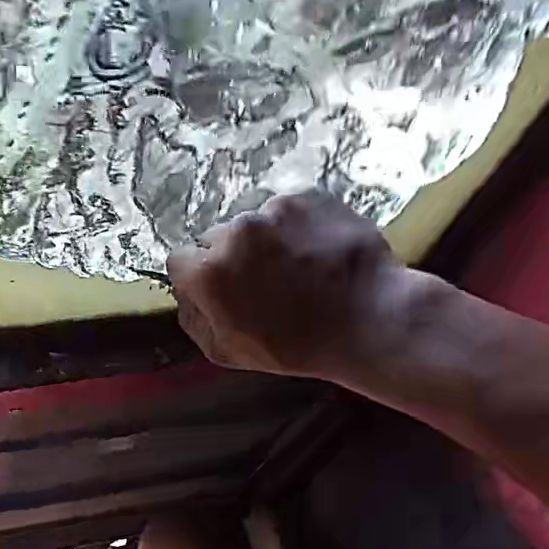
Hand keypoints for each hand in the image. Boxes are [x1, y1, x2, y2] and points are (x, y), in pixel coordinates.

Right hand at [165, 190, 436, 385]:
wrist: (369, 319)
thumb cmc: (294, 346)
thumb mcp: (226, 352)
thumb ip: (193, 319)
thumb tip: (184, 294)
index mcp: (208, 273)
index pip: (179, 259)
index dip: (197, 277)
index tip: (220, 290)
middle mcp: (234, 232)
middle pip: (215, 238)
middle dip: (230, 257)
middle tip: (262, 282)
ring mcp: (272, 211)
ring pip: (252, 223)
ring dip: (263, 242)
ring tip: (295, 269)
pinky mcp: (307, 196)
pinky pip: (285, 211)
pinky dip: (294, 228)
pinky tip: (314, 253)